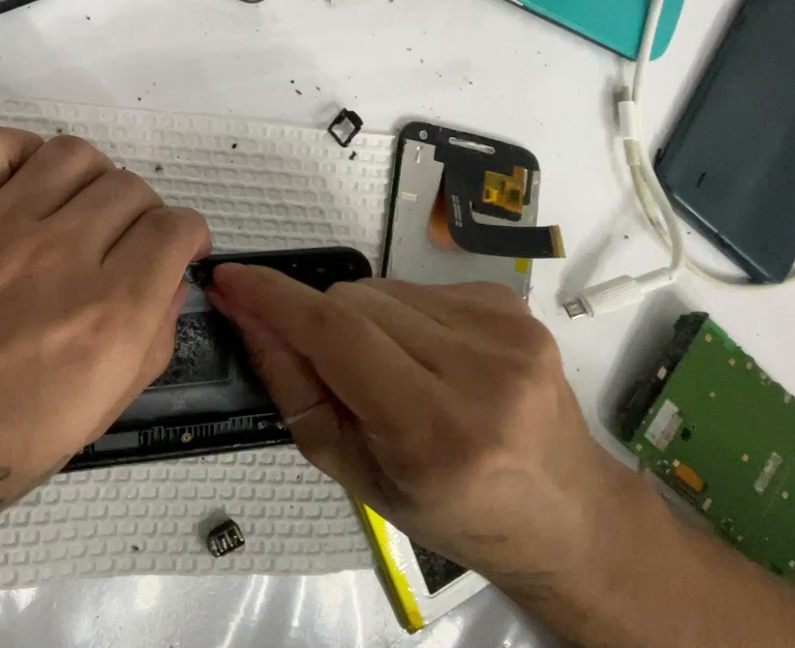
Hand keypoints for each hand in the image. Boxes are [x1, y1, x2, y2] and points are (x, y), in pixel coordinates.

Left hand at [0, 126, 210, 544]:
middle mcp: (61, 256)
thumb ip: (146, 348)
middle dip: (141, 214)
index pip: (175, 229)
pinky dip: (22, 152)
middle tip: (121, 246)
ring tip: (77, 212)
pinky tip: (23, 187)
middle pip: (131, 188)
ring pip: (75, 154)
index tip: (172, 253)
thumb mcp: (90, 422)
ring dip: (92, 178)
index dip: (185, 238)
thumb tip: (167, 287)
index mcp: (107, 317)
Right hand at [205, 270, 631, 585]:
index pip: (337, 335)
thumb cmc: (447, 507)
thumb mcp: (350, 467)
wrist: (566, 514)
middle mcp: (482, 373)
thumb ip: (289, 384)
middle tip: (329, 368)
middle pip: (352, 303)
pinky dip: (398, 313)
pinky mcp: (515, 306)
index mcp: (438, 431)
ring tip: (387, 368)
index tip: (228, 279)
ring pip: (380, 288)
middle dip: (316, 320)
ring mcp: (508, 333)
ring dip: (359, 317)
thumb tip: (244, 310)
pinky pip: (415, 286)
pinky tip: (424, 356)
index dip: (274, 299)